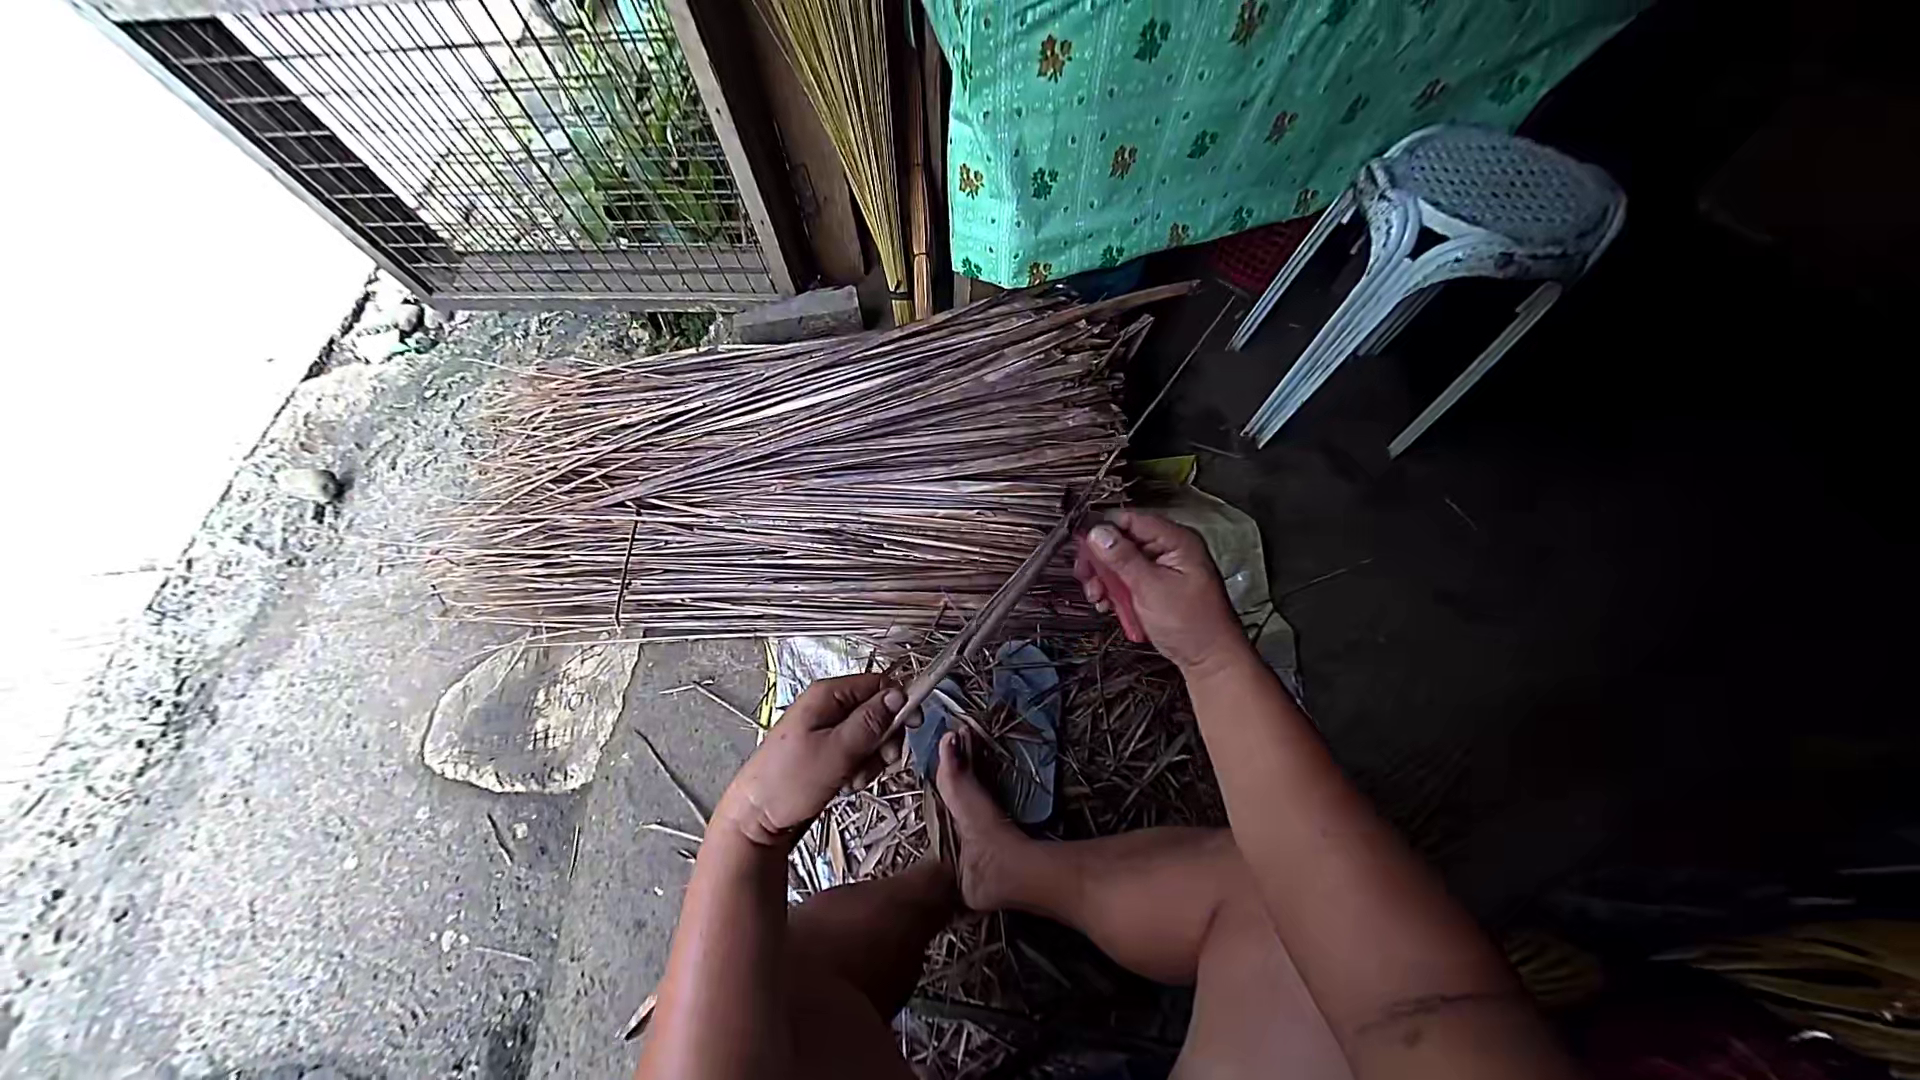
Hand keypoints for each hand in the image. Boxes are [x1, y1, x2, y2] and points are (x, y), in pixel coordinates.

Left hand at [714, 673, 911, 848]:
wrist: (754, 819)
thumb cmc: (790, 782)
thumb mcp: (837, 751)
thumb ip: (870, 722)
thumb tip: (898, 695)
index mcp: (827, 694)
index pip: (878, 684)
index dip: (899, 705)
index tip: (911, 729)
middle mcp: (828, 706)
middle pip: (877, 711)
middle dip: (884, 739)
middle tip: (881, 761)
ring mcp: (826, 729)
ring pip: (870, 735)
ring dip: (871, 759)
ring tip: (853, 778)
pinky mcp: (826, 751)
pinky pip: (857, 752)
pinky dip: (859, 769)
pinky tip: (846, 783)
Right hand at [1073, 510, 1245, 672]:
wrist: (1209, 660)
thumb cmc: (1193, 625)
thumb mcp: (1151, 587)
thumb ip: (1122, 558)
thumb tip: (1098, 532)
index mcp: (1176, 540)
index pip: (1131, 520)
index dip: (1103, 530)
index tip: (1082, 545)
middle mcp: (1169, 549)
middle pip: (1122, 541)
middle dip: (1100, 560)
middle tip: (1086, 575)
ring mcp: (1161, 569)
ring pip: (1120, 562)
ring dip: (1104, 578)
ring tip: (1098, 595)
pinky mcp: (1154, 586)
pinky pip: (1126, 580)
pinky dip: (1113, 591)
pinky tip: (1107, 603)